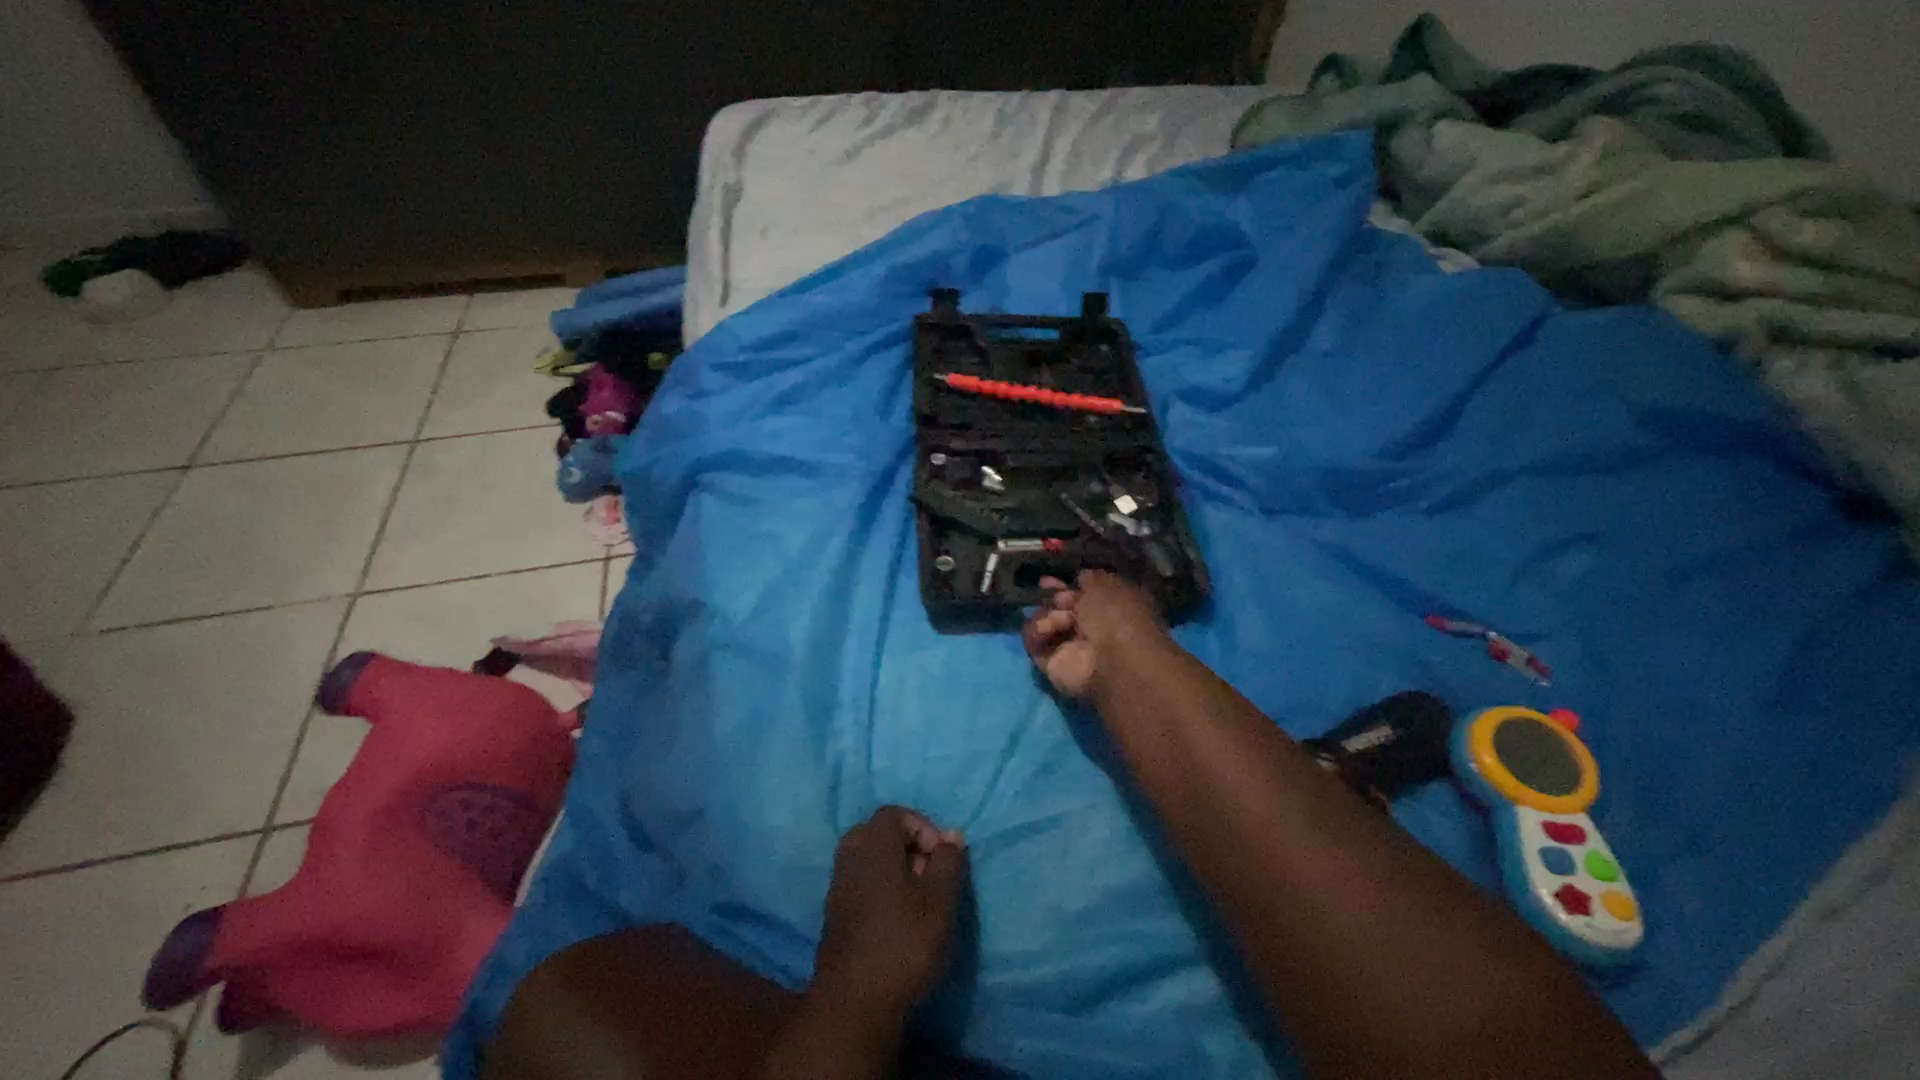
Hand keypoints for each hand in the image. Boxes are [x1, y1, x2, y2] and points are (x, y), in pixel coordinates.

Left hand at [811, 806, 968, 1019]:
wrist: (856, 1004)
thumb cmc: (905, 944)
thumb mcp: (941, 901)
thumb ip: (949, 863)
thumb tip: (951, 834)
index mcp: (873, 849)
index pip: (892, 813)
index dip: (921, 825)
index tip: (940, 856)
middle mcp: (849, 862)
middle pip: (873, 834)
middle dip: (903, 845)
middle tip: (926, 872)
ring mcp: (837, 891)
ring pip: (863, 862)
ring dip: (889, 870)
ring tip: (915, 899)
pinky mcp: (833, 919)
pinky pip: (856, 886)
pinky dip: (876, 890)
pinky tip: (895, 920)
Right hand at [1022, 570, 1170, 698]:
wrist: (1113, 659)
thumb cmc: (1116, 615)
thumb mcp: (1105, 584)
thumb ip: (1088, 578)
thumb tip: (1079, 577)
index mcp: (1110, 609)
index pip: (1081, 594)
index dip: (1066, 585)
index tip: (1050, 579)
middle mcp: (1090, 629)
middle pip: (1059, 608)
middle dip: (1054, 599)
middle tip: (1058, 599)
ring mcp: (1070, 649)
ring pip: (1044, 623)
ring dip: (1048, 615)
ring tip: (1061, 619)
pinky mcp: (1052, 666)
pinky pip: (1034, 643)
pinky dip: (1036, 633)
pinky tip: (1047, 630)